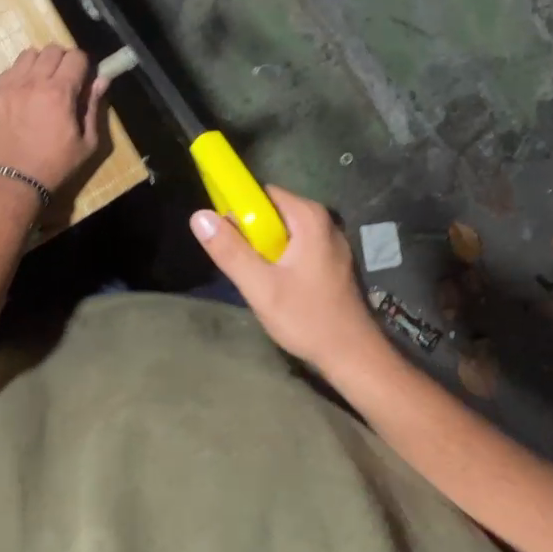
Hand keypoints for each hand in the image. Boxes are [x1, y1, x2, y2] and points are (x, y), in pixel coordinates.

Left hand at [0, 45, 107, 189]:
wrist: (15, 179)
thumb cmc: (56, 164)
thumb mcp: (87, 141)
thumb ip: (93, 106)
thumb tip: (101, 80)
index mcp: (60, 92)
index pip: (76, 56)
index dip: (84, 65)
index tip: (83, 78)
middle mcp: (34, 82)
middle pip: (53, 49)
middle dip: (64, 60)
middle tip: (65, 79)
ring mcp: (11, 85)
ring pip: (29, 54)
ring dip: (41, 63)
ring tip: (42, 82)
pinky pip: (10, 69)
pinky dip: (21, 74)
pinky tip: (24, 92)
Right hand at [190, 186, 381, 368]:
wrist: (354, 356)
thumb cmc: (307, 318)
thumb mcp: (261, 287)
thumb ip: (230, 251)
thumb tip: (199, 216)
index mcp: (309, 217)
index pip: (262, 194)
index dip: (239, 211)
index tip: (227, 239)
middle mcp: (323, 221)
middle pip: (273, 212)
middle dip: (252, 234)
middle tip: (243, 266)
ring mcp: (330, 241)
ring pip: (283, 232)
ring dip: (265, 250)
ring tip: (259, 280)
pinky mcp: (332, 260)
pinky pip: (297, 247)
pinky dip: (282, 259)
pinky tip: (279, 288)